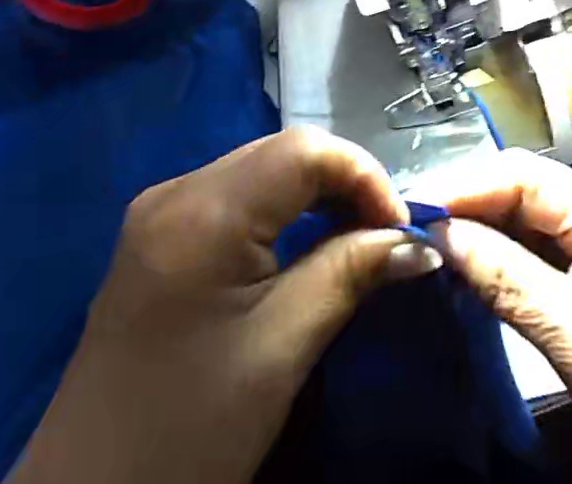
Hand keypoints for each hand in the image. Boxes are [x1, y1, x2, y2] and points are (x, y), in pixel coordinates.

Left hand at [5, 129, 442, 483]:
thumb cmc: (192, 423)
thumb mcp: (281, 346)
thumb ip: (349, 274)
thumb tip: (415, 240)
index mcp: (202, 209)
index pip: (300, 149)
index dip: (362, 173)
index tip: (401, 227)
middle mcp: (174, 189)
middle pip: (277, 152)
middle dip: (340, 181)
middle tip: (386, 233)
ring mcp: (158, 208)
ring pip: (256, 170)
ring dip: (312, 194)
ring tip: (356, 237)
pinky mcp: (155, 233)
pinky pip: (230, 197)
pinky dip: (278, 210)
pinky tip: (303, 244)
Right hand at [430, 148, 571, 483]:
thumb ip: (506, 277)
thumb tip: (434, 232)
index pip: (520, 176)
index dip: (461, 189)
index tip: (407, 214)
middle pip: (515, 194)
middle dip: (461, 211)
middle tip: (406, 234)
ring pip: (516, 223)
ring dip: (471, 236)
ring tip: (422, 250)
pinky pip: (526, 256)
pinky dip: (490, 263)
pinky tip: (459, 274)